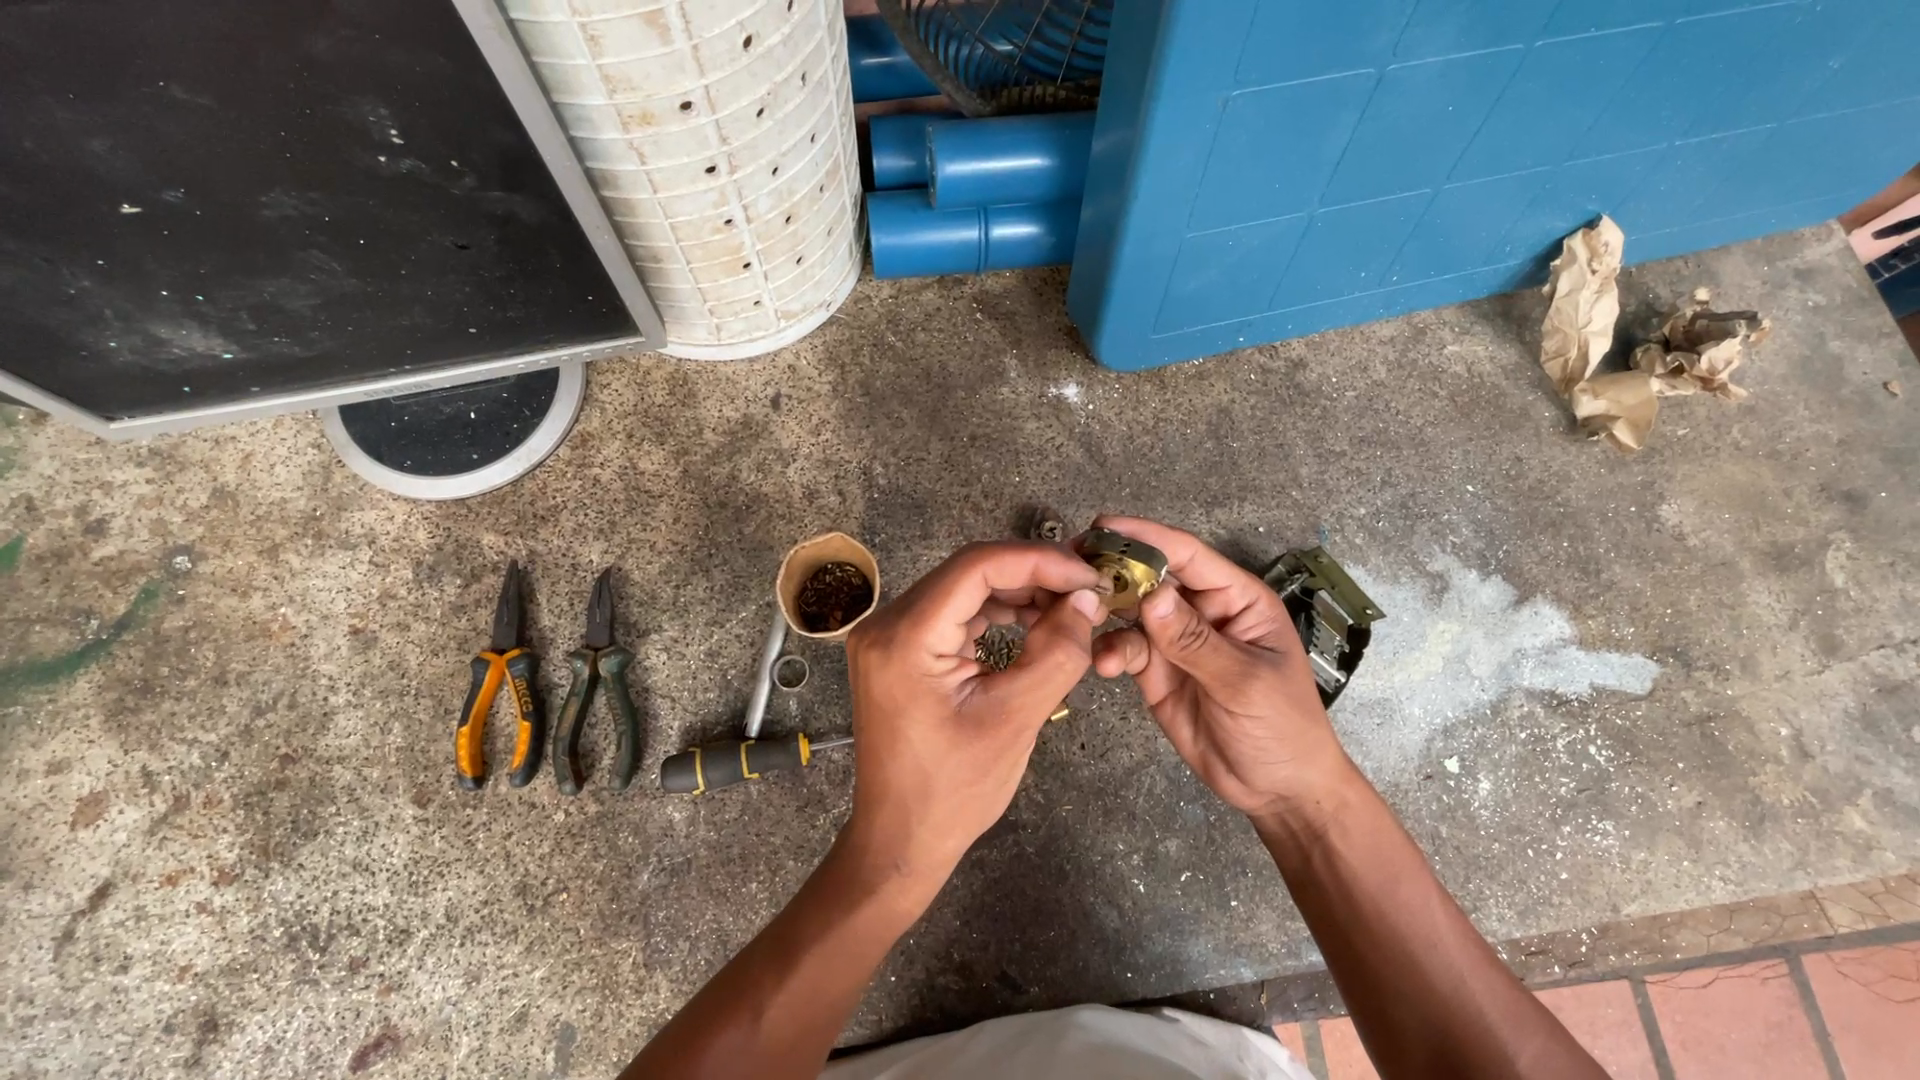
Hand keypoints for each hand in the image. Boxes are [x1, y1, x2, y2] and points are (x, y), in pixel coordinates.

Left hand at [842, 541, 1105, 893]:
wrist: (901, 838)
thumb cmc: (954, 790)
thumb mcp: (1015, 718)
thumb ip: (1057, 652)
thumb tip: (1087, 600)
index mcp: (904, 638)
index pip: (976, 566)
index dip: (1039, 561)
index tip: (1088, 575)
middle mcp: (886, 624)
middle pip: (968, 573)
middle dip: (1032, 576)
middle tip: (1086, 592)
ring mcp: (888, 636)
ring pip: (963, 590)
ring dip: (1016, 594)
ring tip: (1068, 610)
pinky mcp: (899, 651)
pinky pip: (952, 615)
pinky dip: (994, 616)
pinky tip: (1032, 627)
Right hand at [1090, 516, 1355, 820]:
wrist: (1277, 789)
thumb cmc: (1282, 726)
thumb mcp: (1243, 681)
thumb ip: (1193, 640)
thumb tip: (1151, 595)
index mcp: (1236, 599)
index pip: (1188, 556)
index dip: (1148, 537)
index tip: (1104, 526)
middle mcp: (1201, 611)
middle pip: (1152, 577)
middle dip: (1116, 570)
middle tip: (1072, 568)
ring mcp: (1175, 641)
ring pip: (1131, 612)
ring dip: (1106, 613)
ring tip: (1080, 618)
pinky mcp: (1155, 671)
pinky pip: (1125, 649)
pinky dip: (1109, 652)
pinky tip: (1101, 664)